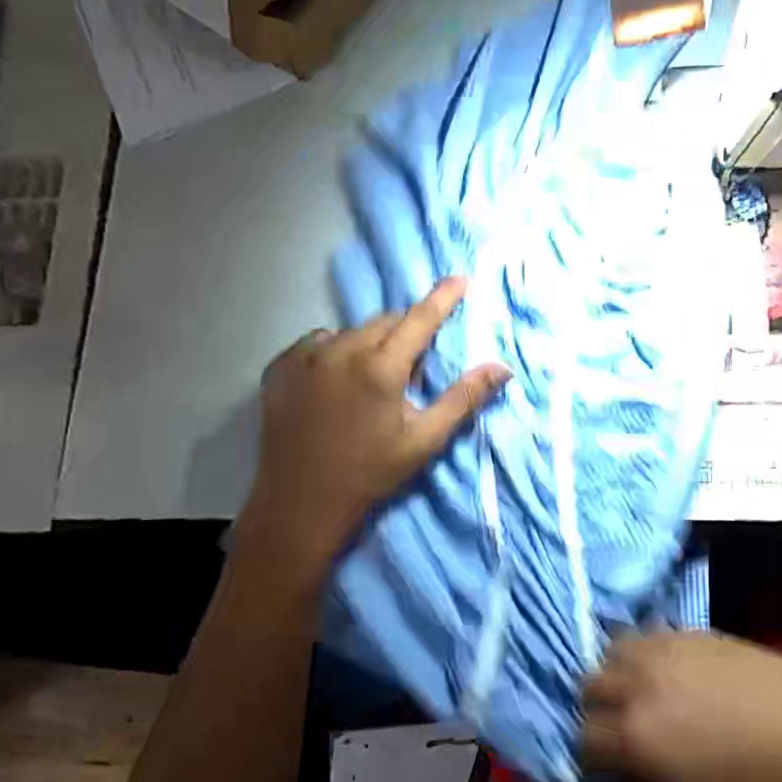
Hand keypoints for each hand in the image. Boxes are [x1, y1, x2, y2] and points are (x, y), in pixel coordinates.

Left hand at [241, 277, 509, 561]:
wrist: (301, 503)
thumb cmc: (372, 472)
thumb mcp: (426, 439)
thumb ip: (464, 398)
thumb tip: (501, 367)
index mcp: (381, 368)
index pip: (419, 320)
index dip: (443, 297)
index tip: (460, 278)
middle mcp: (340, 351)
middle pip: (386, 322)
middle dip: (408, 331)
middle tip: (416, 367)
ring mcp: (304, 357)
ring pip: (352, 331)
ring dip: (372, 342)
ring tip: (375, 378)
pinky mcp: (279, 368)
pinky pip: (317, 342)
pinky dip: (337, 350)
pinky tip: (339, 380)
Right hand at [580, 632, 781, 781]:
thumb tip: (651, 774)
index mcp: (639, 738)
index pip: (584, 740)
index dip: (592, 761)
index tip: (610, 774)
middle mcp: (646, 682)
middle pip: (591, 682)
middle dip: (598, 708)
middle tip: (622, 731)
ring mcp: (676, 648)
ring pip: (620, 647)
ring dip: (621, 671)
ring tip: (644, 694)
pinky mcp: (706, 631)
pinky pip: (659, 635)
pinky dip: (654, 652)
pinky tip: (679, 673)